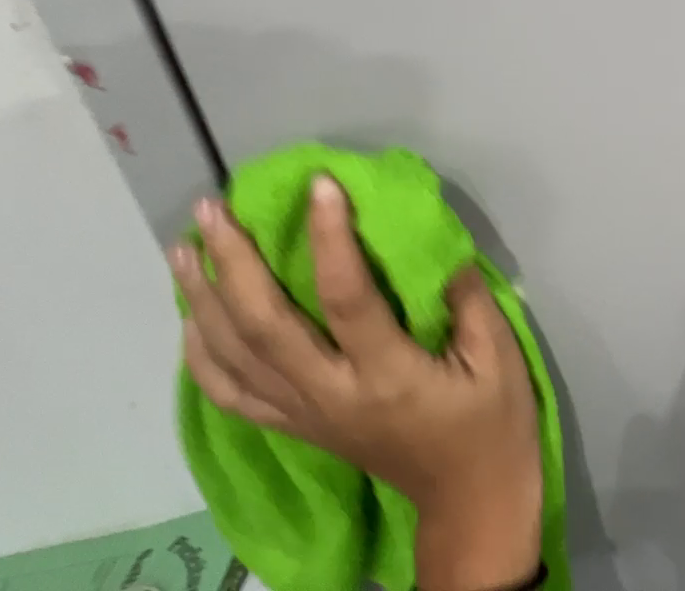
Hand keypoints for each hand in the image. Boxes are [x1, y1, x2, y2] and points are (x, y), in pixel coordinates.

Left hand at [170, 175, 542, 590]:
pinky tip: (192, 319)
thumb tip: (435, 250)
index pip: (346, 296)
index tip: (319, 186)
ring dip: (201, 299)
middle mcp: (331, 394)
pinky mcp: (297, 426)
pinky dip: (201, 355)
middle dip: (232, 262)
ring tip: (185, 247)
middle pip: (263, 325)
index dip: (329, 237)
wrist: (468, 497)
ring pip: (231, 357)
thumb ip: (466, 300)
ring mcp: (305, 414)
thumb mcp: (499, 357)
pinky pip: (230, 393)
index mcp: (387, 374)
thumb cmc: (492, 423)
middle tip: (212, 208)